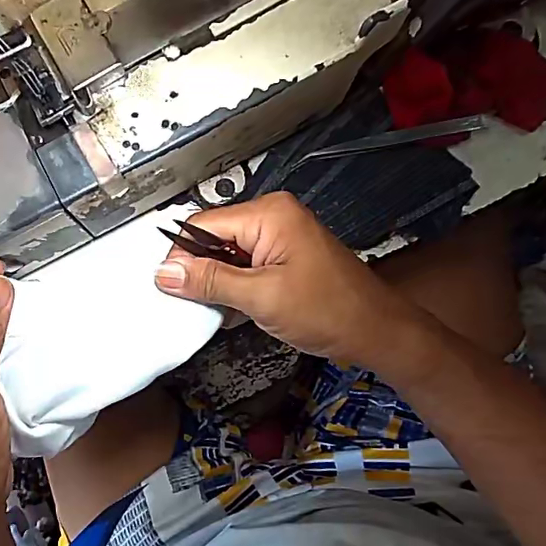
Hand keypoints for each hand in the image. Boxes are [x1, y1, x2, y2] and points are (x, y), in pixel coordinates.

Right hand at [153, 191, 409, 361]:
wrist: (377, 332)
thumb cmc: (334, 310)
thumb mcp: (260, 297)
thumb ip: (209, 281)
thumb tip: (167, 273)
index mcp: (269, 214)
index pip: (201, 225)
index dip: (182, 256)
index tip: (173, 285)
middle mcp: (273, 216)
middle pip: (211, 238)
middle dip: (200, 270)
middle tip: (199, 299)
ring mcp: (278, 235)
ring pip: (224, 254)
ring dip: (217, 281)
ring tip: (227, 305)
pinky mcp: (280, 255)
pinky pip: (241, 263)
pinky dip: (233, 285)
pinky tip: (238, 306)